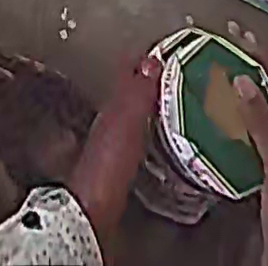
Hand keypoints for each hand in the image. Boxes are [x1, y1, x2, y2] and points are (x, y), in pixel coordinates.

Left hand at [68, 53, 160, 240]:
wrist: (91, 213)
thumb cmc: (108, 164)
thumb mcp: (127, 121)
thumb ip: (138, 92)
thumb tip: (152, 60)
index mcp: (112, 105)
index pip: (128, 70)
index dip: (146, 60)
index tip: (168, 52)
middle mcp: (109, 120)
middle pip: (131, 90)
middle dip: (150, 81)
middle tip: (176, 76)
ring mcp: (112, 144)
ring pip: (133, 113)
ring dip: (150, 105)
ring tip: (173, 104)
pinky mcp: (118, 167)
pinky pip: (137, 137)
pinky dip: (150, 130)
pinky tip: (160, 137)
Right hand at [238, 62, 267, 265]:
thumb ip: (264, 127)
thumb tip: (244, 82)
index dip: (263, 55)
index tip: (241, 34)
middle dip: (251, 66)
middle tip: (228, 45)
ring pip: (262, 113)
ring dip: (242, 90)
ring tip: (221, 71)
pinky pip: (250, 134)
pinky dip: (236, 118)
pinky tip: (222, 120)